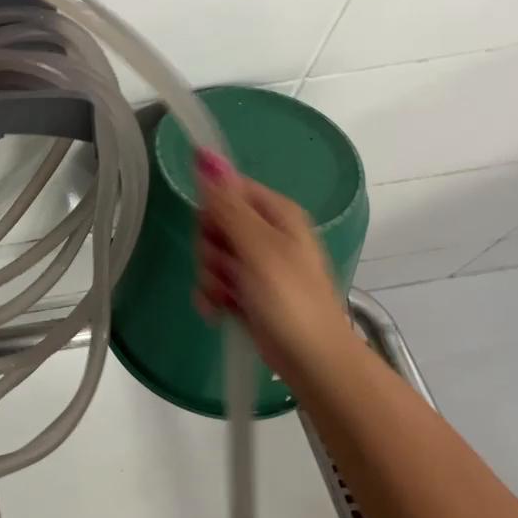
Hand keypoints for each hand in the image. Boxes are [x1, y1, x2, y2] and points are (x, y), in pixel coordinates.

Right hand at [192, 150, 352, 383]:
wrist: (313, 362)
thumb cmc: (291, 300)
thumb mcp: (258, 246)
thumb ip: (228, 204)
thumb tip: (204, 155)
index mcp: (276, 214)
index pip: (228, 190)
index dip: (215, 210)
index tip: (217, 231)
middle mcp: (266, 234)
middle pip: (214, 224)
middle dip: (211, 249)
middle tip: (229, 268)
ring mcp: (256, 265)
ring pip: (211, 255)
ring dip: (211, 277)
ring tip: (230, 296)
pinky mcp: (247, 293)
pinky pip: (214, 282)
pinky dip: (213, 297)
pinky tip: (221, 311)